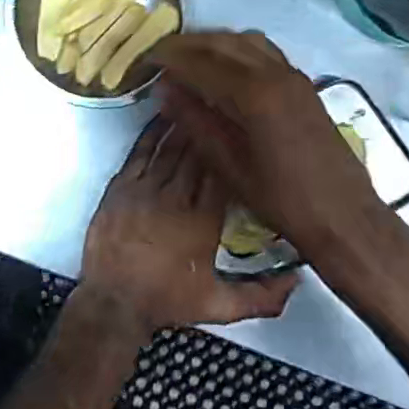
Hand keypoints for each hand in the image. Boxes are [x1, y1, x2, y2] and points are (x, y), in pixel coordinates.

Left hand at [80, 115, 297, 335]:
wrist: (112, 303)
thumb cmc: (166, 301)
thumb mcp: (218, 306)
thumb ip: (261, 296)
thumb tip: (296, 281)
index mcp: (203, 221)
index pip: (223, 176)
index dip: (232, 152)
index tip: (243, 132)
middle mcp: (177, 198)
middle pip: (198, 155)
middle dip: (212, 131)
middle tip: (224, 106)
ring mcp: (146, 189)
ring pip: (171, 148)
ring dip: (186, 126)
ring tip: (200, 102)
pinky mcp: (121, 186)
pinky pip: (141, 151)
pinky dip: (153, 132)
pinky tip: (164, 117)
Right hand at [149, 31, 384, 258]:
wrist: (344, 215)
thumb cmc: (283, 199)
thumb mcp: (229, 166)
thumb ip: (196, 122)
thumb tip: (165, 91)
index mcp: (254, 93)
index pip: (200, 62)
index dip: (169, 58)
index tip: (145, 60)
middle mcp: (274, 72)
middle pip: (222, 42)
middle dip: (187, 44)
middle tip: (160, 57)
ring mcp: (292, 75)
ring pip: (245, 40)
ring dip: (213, 43)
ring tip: (188, 60)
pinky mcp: (303, 84)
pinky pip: (264, 51)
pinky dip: (237, 49)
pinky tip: (225, 71)